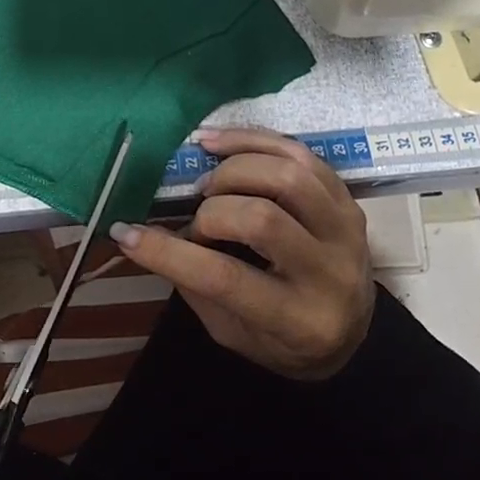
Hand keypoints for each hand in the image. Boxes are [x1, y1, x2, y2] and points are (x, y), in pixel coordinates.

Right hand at [110, 128, 373, 379]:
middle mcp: (332, 274)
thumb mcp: (231, 331)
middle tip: (196, 216)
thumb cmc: (280, 338)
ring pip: (288, 176)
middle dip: (212, 210)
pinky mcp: (349, 199)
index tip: (127, 233)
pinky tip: (218, 144)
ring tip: (209, 180)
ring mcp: (347, 231)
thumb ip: (194, 284)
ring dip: (235, 168)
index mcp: (299, 321)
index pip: (225, 279)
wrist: (351, 332)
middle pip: (262, 219)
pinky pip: (301, 154)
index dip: (169, 253)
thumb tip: (142, 232)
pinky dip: (254, 141)